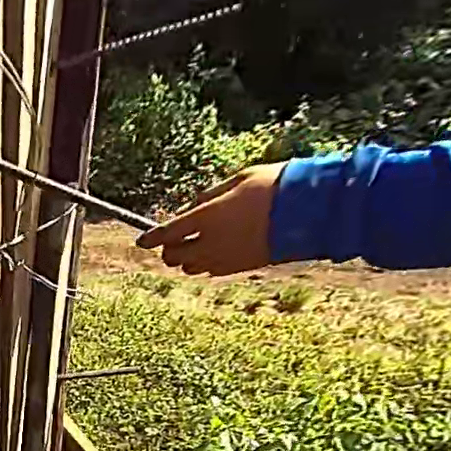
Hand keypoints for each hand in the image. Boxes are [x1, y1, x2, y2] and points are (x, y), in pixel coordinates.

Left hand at [135, 162, 285, 277]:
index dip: (150, 238)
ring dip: (187, 257)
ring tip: (196, 243)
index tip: (142, 240)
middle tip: (174, 239)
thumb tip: (185, 212)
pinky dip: (205, 262)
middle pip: (173, 256)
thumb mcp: (236, 180)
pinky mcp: (237, 268)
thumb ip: (205, 197)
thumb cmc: (273, 186)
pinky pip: (209, 270)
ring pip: (189, 267)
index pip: (166, 233)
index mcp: (206, 217)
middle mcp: (210, 242)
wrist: (308, 209)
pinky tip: (215, 249)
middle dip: (169, 249)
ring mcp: (223, 258)